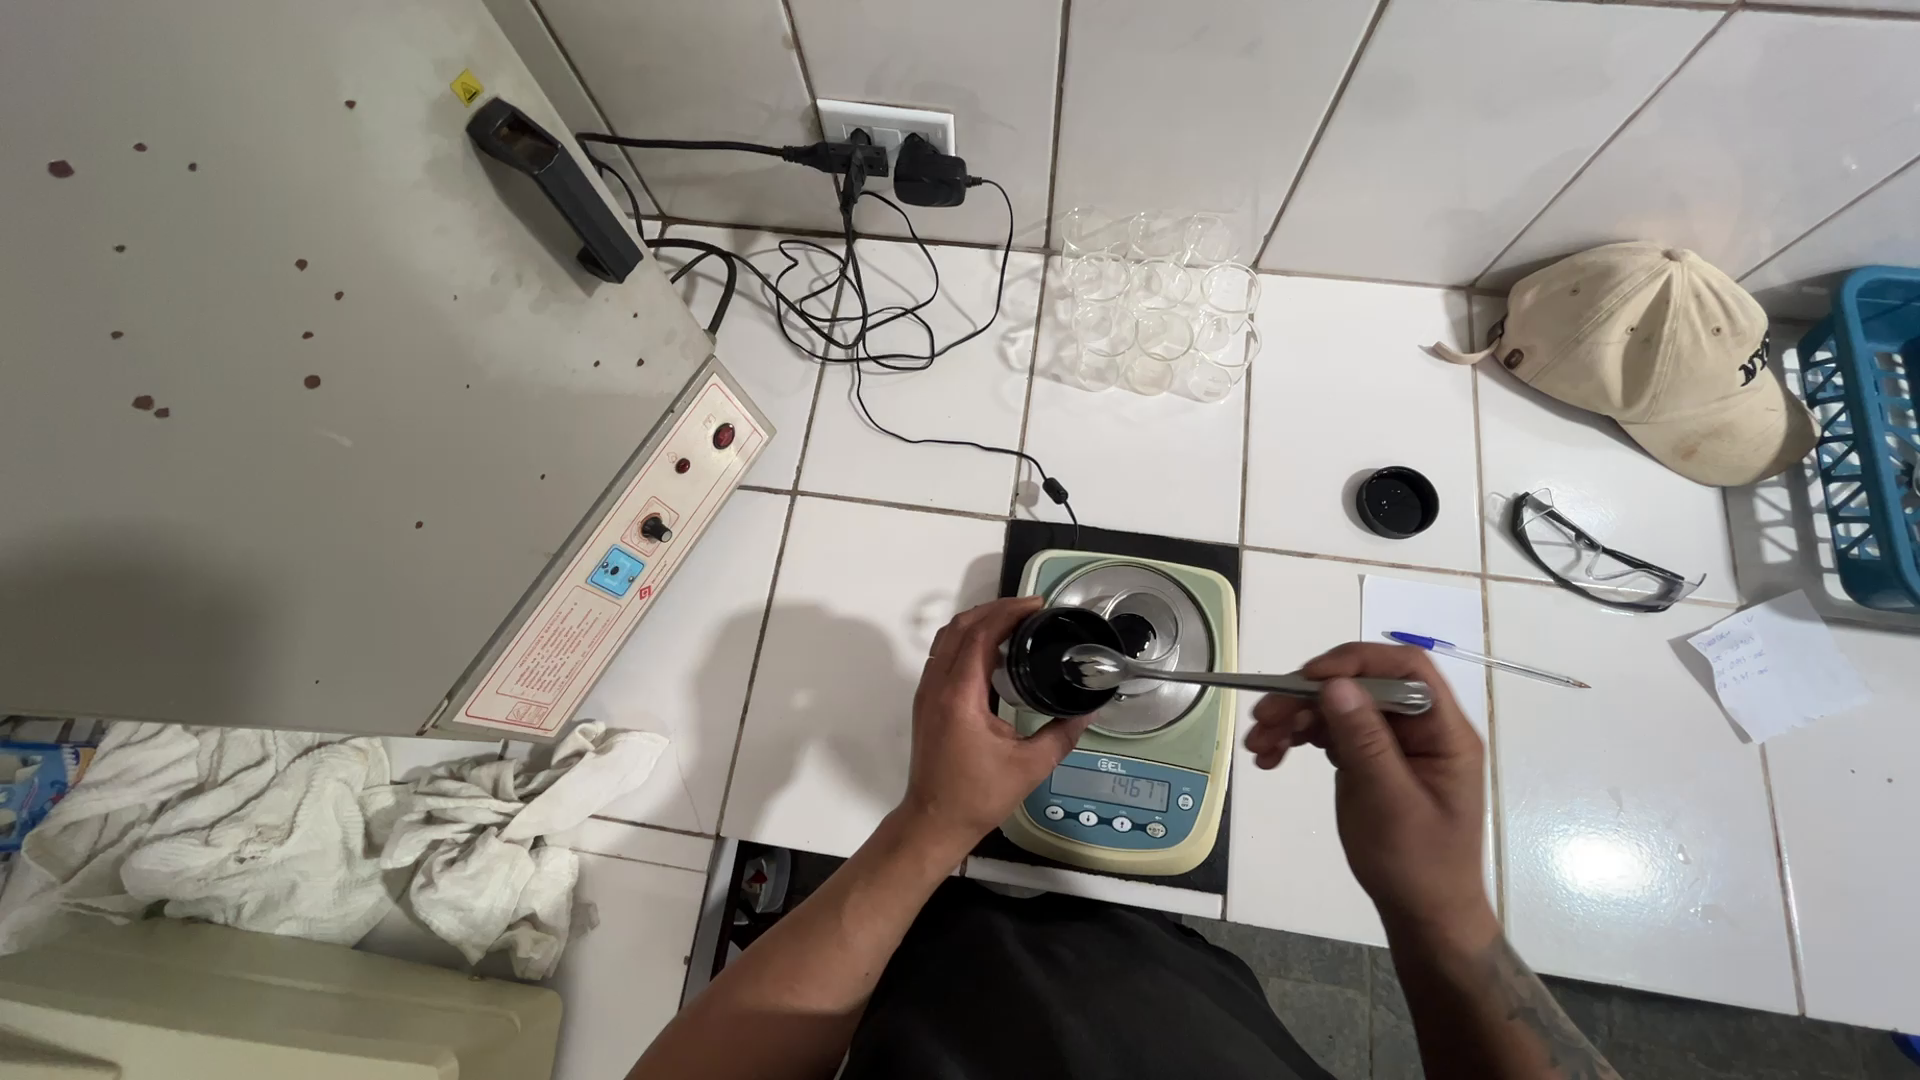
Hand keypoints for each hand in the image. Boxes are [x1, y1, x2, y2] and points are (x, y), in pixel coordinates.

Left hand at [899, 596, 1093, 856]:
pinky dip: (967, 641)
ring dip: (978, 622)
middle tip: (1029, 609)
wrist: (934, 820)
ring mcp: (927, 692)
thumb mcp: (1030, 766)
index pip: (980, 635)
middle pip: (960, 627)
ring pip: (947, 638)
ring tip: (1013, 622)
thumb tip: (1087, 711)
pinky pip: (943, 655)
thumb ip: (1062, 734)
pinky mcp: (927, 701)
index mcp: (960, 695)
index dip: (1007, 612)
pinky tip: (993, 652)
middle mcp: (937, 686)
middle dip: (994, 609)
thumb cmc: (977, 796)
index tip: (1036, 605)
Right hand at [1243, 643, 1493, 945]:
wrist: (1421, 912)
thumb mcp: (1390, 801)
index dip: (1357, 662)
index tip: (1310, 679)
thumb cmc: (1418, 863)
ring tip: (1257, 744)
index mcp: (1443, 732)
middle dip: (1307, 696)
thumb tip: (1335, 685)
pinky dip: (1294, 737)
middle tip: (1264, 716)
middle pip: (1358, 685)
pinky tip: (1270, 755)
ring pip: (1334, 705)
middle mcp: (1417, 727)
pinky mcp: (1364, 755)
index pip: (1405, 670)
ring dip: (1292, 718)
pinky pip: (1325, 730)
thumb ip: (1364, 741)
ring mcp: (1389, 741)